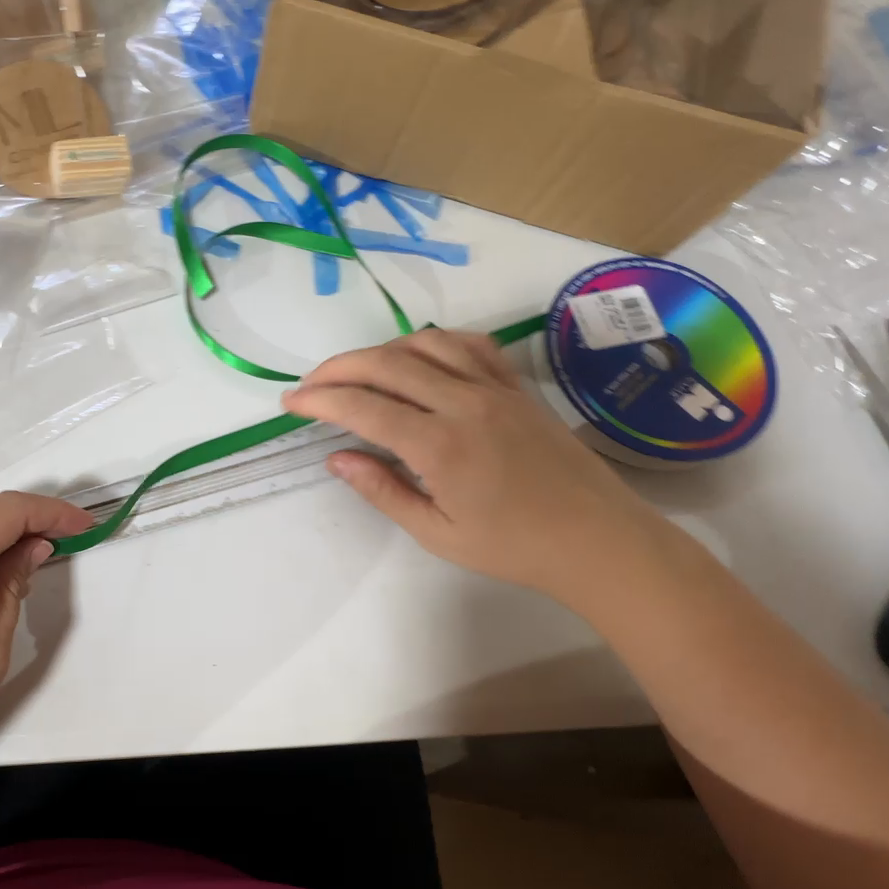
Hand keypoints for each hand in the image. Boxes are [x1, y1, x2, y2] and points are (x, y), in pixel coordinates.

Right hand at [281, 328, 676, 600]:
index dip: (320, 400)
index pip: (364, 407)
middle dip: (338, 368)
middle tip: (310, 384)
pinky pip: (471, 345)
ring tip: (357, 371)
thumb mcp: (437, 532)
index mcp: (441, 445)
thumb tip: (338, 458)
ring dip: (382, 350)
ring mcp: (496, 389)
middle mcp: (465, 404)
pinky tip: (418, 356)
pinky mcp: (517, 387)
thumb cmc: (513, 547)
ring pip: (427, 343)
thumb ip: (383, 491)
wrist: (597, 539)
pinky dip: (434, 342)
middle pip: (387, 364)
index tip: (291, 403)